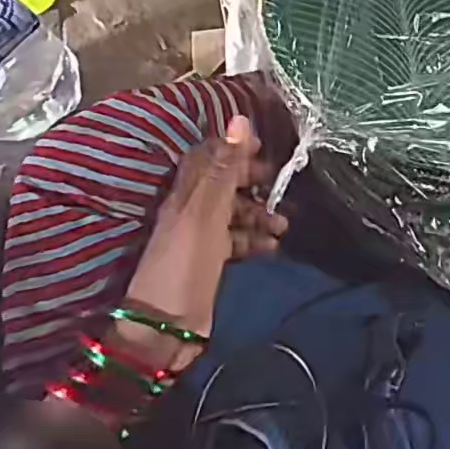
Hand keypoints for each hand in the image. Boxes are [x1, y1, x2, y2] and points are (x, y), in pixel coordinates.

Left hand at [121, 117, 287, 355]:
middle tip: (281, 186)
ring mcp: (201, 236)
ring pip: (234, 213)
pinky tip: (273, 246)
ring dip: (259, 213)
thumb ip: (224, 168)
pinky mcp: (210, 261)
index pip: (210, 156)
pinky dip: (255, 239)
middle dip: (253, 181)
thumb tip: (239, 119)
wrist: (166, 328)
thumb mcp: (207, 212)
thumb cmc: (185, 263)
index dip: (234, 148)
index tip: (263, 147)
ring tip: (284, 224)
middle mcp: (192, 208)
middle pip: (225, 183)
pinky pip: (237, 240)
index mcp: (186, 191)